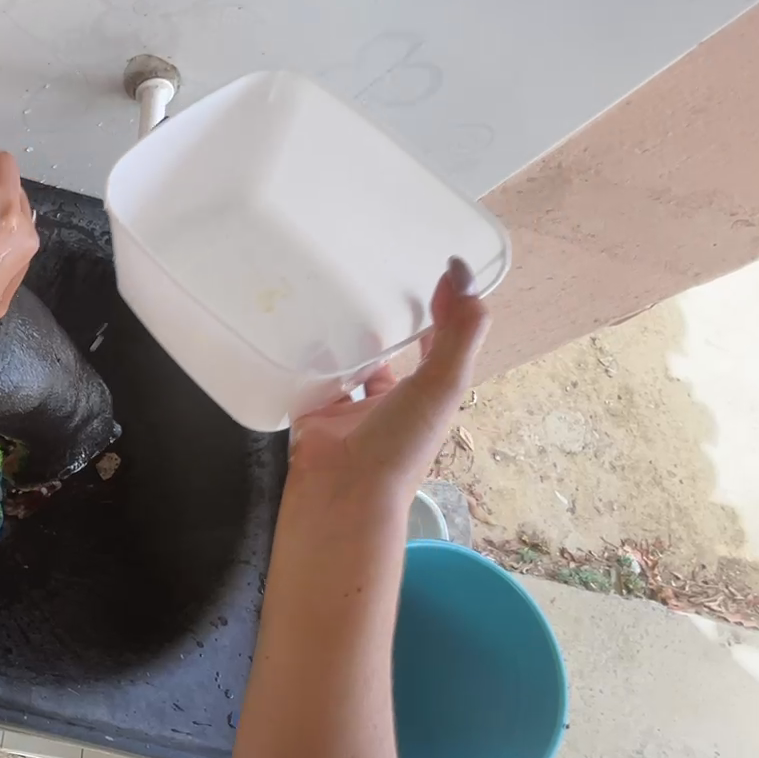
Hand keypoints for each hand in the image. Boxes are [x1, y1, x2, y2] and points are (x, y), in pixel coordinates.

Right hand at [288, 258, 489, 502]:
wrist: (342, 488)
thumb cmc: (400, 442)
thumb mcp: (444, 382)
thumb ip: (459, 329)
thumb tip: (459, 269)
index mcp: (427, 397)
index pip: (437, 348)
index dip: (439, 316)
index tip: (428, 278)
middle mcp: (389, 402)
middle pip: (389, 356)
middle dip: (383, 328)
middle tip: (369, 285)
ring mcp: (347, 409)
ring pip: (346, 366)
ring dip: (341, 342)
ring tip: (330, 299)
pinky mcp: (310, 412)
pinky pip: (309, 379)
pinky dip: (305, 361)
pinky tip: (298, 333)